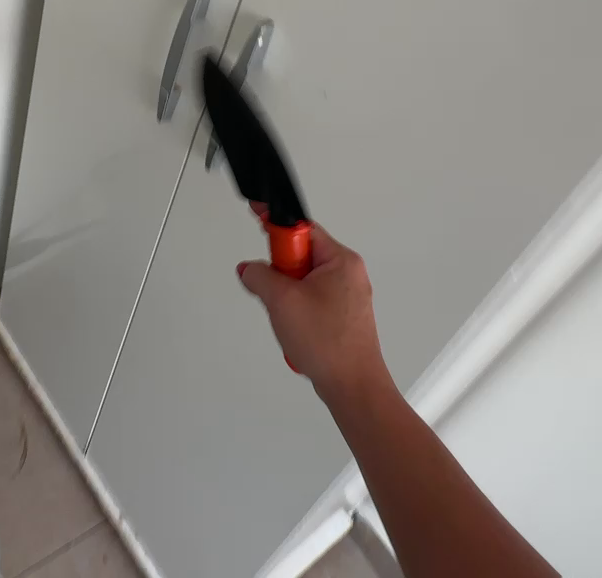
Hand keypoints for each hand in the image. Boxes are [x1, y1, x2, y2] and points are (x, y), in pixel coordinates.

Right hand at [237, 216, 394, 401]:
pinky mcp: (341, 316)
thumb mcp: (281, 300)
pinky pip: (309, 298)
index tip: (257, 214)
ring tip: (288, 317)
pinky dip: (295, 309)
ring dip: (286, 294)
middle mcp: (347, 273)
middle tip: (277, 292)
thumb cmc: (326, 342)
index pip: (302, 228)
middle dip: (280, 272)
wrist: (352, 387)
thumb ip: (259, 275)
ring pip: (302, 279)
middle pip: (299, 254)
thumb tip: (249, 270)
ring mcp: (346, 296)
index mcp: (341, 260)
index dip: (276, 224)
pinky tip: (295, 328)